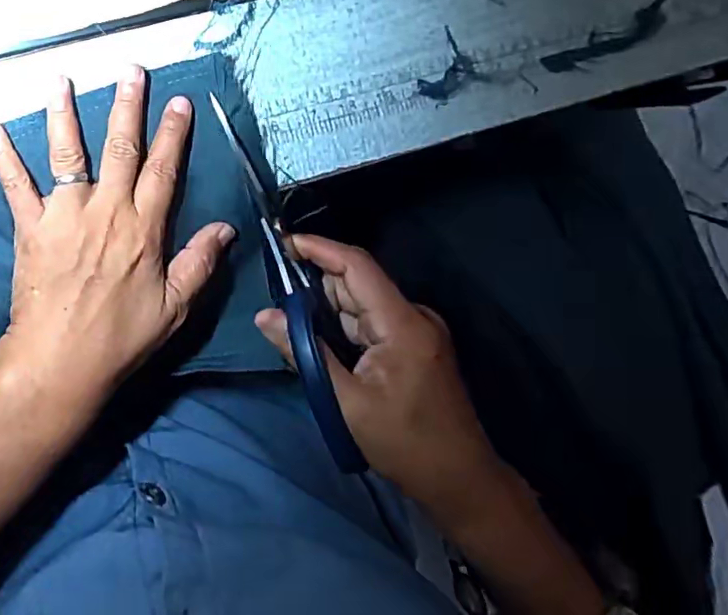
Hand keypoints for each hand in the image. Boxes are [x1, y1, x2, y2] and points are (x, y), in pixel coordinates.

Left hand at [0, 66, 235, 440]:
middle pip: (120, 147)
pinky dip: (2, 155)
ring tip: (61, 79)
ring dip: (64, 113)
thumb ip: (201, 263)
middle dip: (127, 105)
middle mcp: (106, 209)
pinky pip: (15, 183)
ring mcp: (64, 213)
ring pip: (67, 152)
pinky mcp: (30, 224)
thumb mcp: (176, 308)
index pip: (163, 169)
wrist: (62, 360)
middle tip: (131, 71)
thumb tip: (226, 227)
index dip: (173, 133)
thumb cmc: (121, 337)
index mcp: (144, 227)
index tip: (178, 101)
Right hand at [256, 235, 508, 521]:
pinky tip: (317, 338)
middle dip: (312, 283)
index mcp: (402, 324)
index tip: (280, 242)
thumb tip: (264, 315)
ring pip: (357, 299)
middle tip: (275, 298)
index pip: (356, 265)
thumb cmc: (406, 444)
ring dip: (323, 306)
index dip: (317, 247)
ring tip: (291, 324)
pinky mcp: (413, 343)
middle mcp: (413, 316)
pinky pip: (367, 317)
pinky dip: (338, 322)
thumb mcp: (346, 402)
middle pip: (353, 281)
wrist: (463, 484)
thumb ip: (304, 352)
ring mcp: (416, 329)